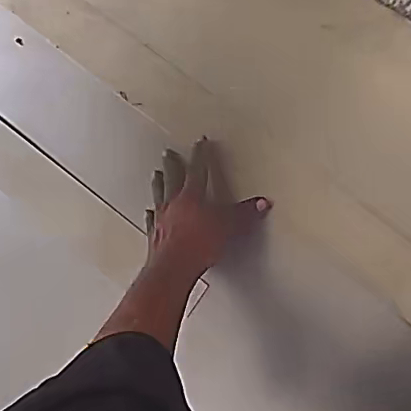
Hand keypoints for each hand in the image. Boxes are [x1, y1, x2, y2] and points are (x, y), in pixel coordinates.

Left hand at [144, 138, 269, 285]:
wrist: (173, 268)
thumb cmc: (198, 246)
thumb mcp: (228, 227)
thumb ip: (245, 214)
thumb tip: (261, 204)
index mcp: (192, 196)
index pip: (198, 169)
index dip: (201, 155)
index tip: (200, 143)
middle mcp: (174, 204)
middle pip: (172, 178)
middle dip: (173, 164)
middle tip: (168, 153)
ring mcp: (162, 220)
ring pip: (159, 195)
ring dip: (159, 184)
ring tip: (156, 175)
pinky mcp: (155, 237)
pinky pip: (152, 221)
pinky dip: (151, 215)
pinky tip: (149, 212)